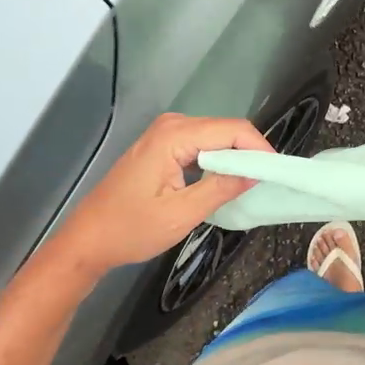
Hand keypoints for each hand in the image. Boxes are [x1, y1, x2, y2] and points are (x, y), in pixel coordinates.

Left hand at [48, 113, 273, 276]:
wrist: (88, 239)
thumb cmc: (130, 229)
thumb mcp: (180, 214)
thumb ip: (220, 189)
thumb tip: (255, 174)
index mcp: (174, 136)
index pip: (232, 130)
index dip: (258, 148)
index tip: (276, 172)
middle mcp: (172, 125)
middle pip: (225, 129)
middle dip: (249, 152)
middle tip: (267, 181)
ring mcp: (165, 132)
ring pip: (216, 136)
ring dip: (235, 157)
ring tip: (251, 183)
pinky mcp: (163, 144)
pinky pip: (202, 143)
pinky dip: (218, 159)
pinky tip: (225, 180)